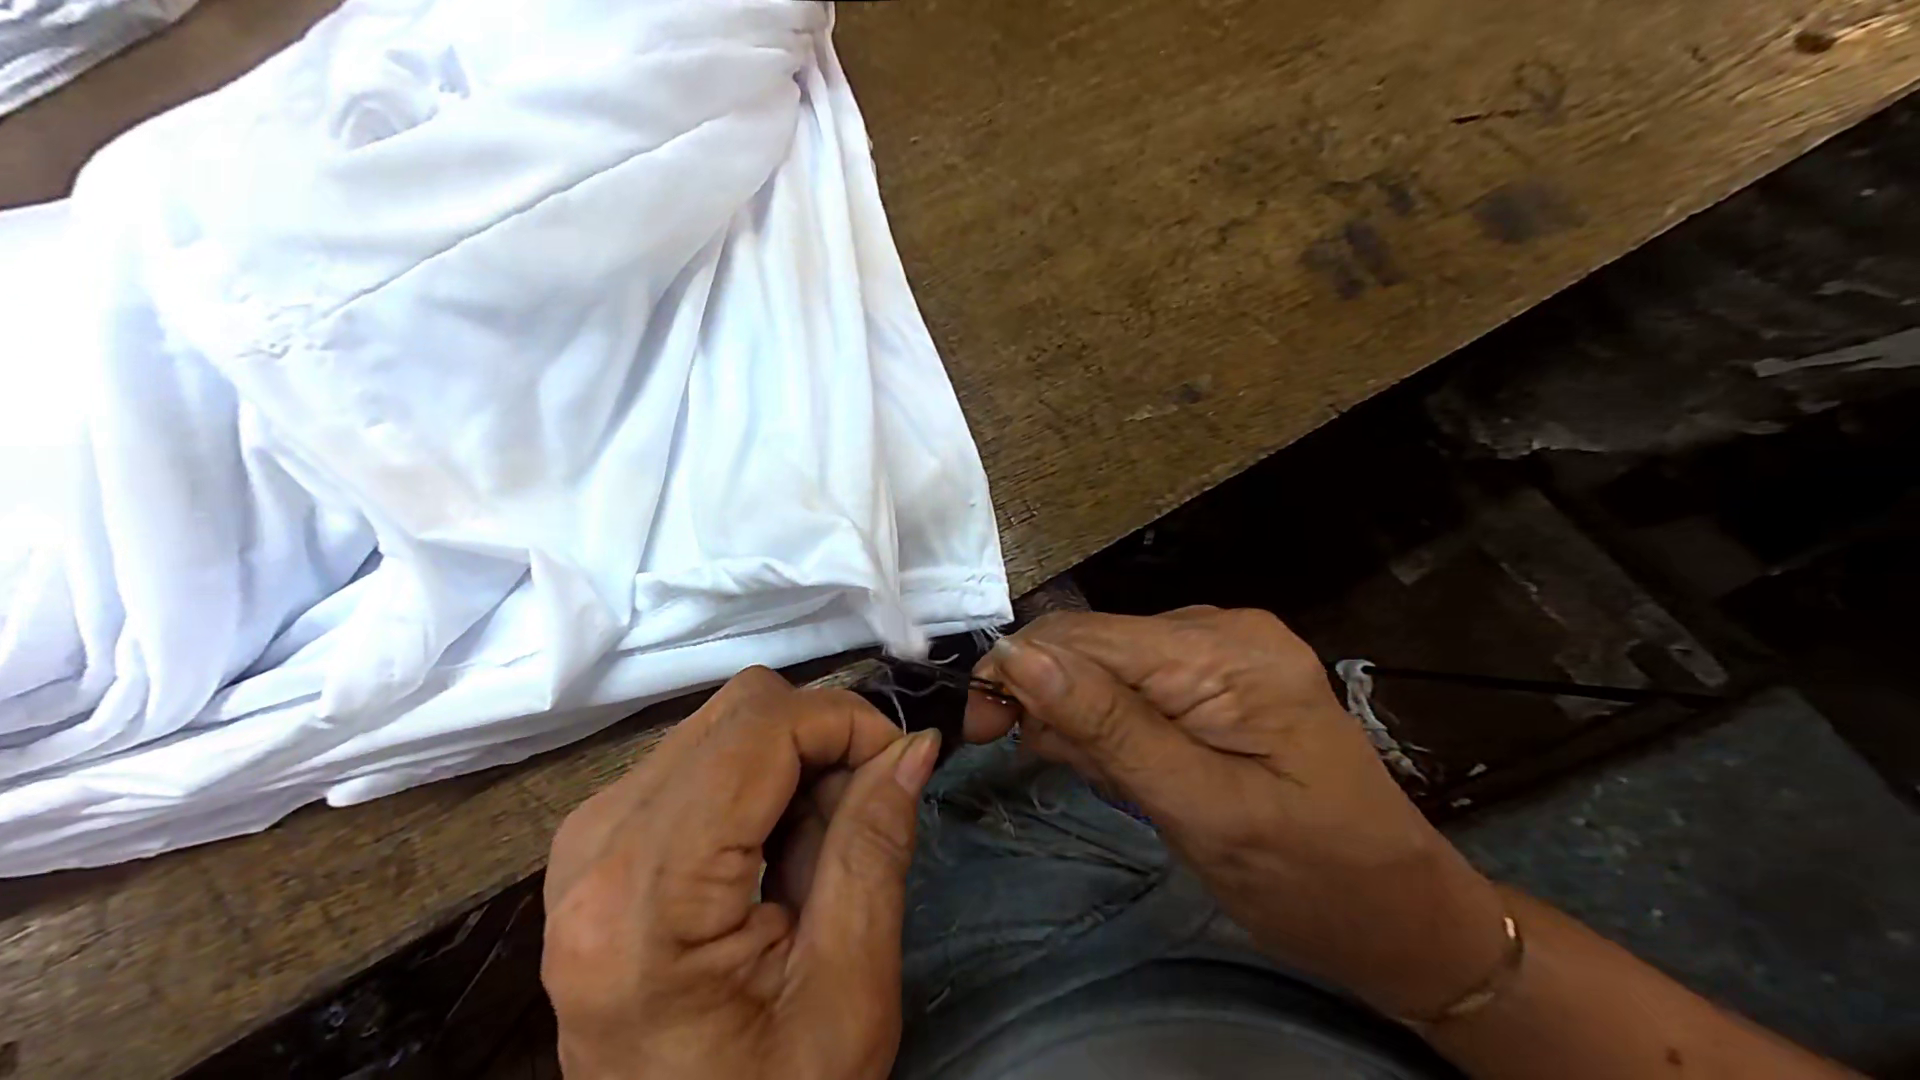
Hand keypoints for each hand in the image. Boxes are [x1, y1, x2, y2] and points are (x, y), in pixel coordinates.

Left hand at [543, 667, 939, 1079]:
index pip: (759, 729)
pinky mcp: (599, 838)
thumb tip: (915, 742)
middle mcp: (596, 845)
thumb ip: (875, 846)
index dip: (845, 722)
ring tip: (820, 835)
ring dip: (793, 756)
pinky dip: (760, 774)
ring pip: (722, 723)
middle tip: (861, 806)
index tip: (900, 762)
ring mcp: (588, 836)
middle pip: (738, 711)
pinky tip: (778, 839)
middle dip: (821, 736)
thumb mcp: (848, 991)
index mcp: (646, 893)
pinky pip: (700, 754)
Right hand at [966, 607, 1509, 1018]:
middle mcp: (1219, 628)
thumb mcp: (1202, 811)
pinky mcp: (1216, 675)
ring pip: (1105, 665)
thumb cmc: (1312, 879)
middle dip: (1052, 702)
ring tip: (1114, 782)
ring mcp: (1220, 649)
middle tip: (1058, 770)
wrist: (1401, 915)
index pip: (1084, 637)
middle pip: (1092, 644)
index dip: (1017, 673)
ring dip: (1083, 721)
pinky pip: (1134, 681)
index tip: (975, 730)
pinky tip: (1131, 768)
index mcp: (1224, 653)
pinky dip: (1112, 724)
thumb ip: (1107, 728)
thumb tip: (1016, 658)